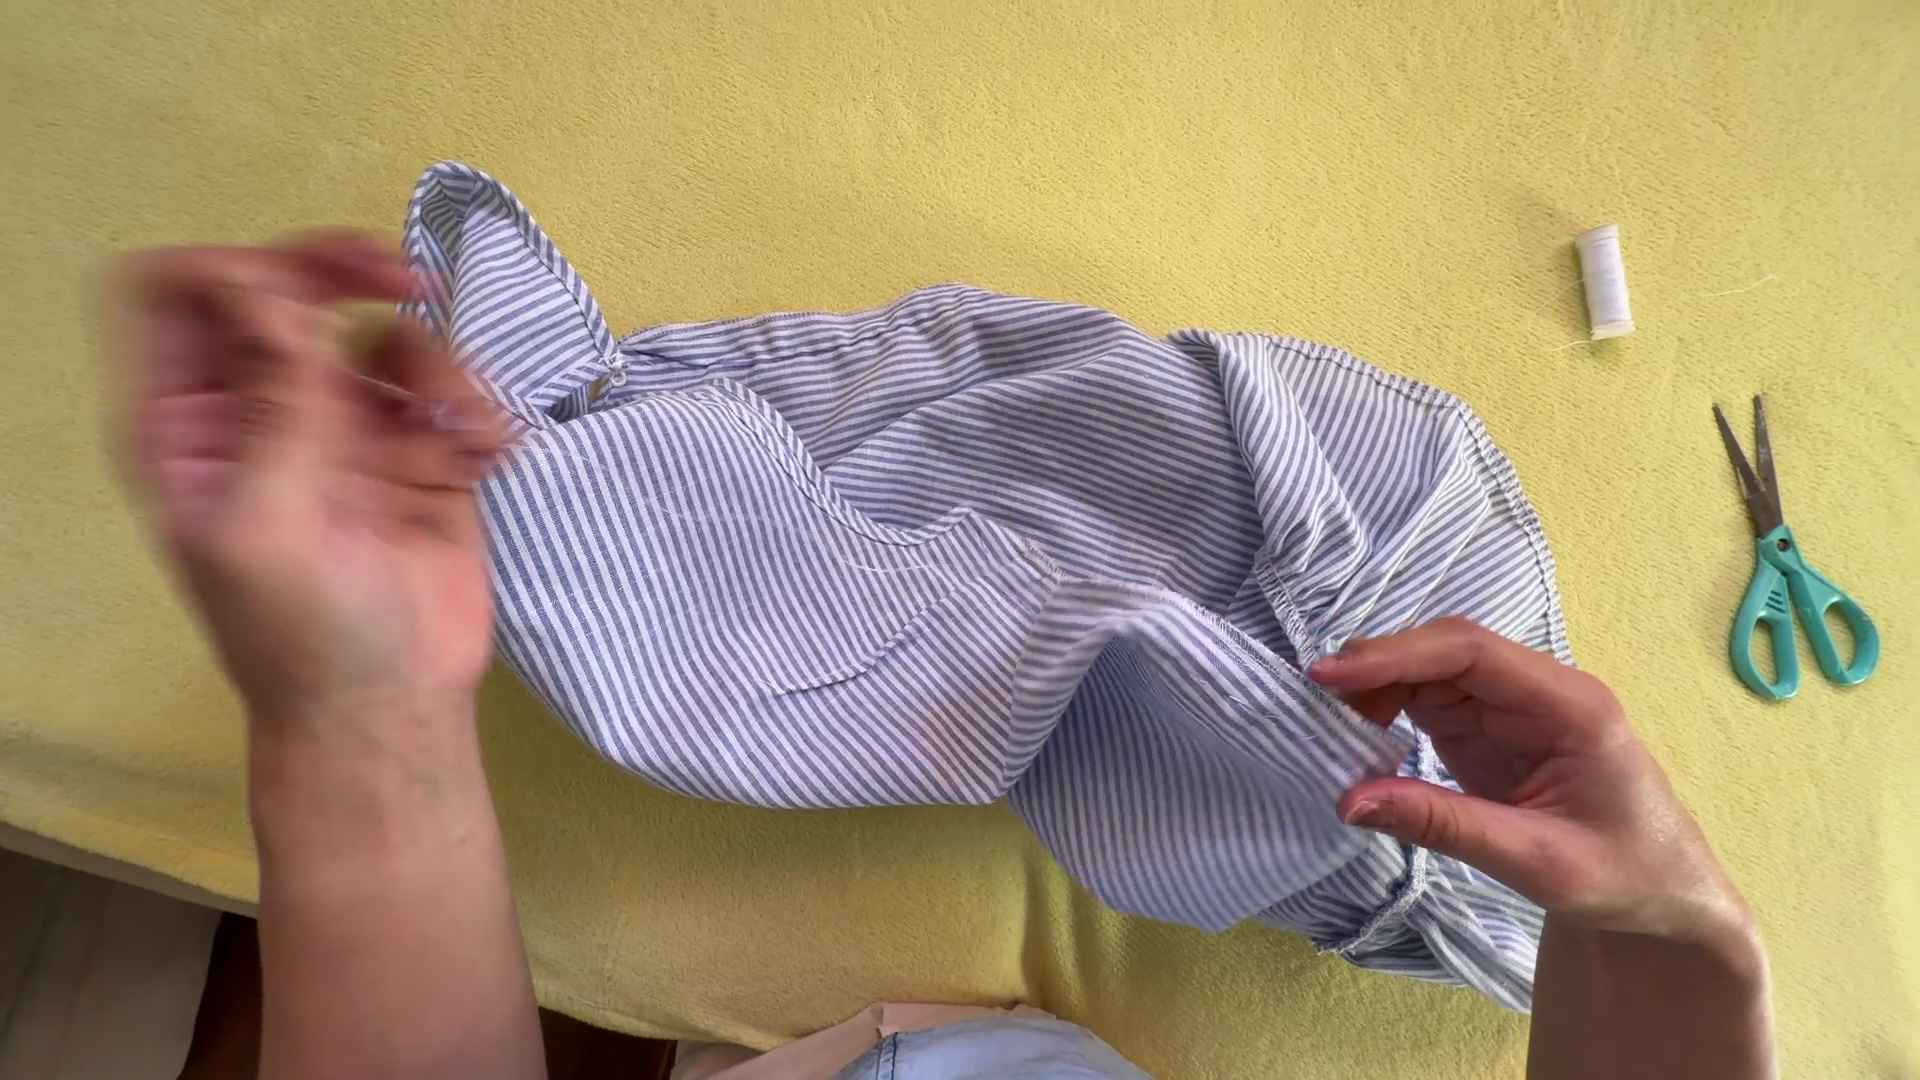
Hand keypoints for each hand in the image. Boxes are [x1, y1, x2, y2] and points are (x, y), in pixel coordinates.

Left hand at [112, 233, 505, 727]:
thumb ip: (275, 417)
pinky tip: (488, 457)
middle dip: (352, 278)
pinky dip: (480, 415)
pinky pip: (456, 401)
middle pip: (299, 296)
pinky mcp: (432, 460)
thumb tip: (286, 309)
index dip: (245, 274)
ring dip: (439, 370)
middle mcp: (277, 413)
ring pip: (394, 345)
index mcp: (197, 424)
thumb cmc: (305, 632)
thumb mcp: (265, 526)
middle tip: (417, 281)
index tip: (322, 302)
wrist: (394, 696)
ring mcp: (361, 434)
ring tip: (467, 431)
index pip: (187, 298)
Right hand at [1309, 617, 1750, 946]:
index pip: (1469, 651)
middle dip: (1375, 666)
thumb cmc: (1625, 878)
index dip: (1395, 654)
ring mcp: (1506, 703)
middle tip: (1317, 697)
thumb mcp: (1537, 863)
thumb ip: (1440, 824)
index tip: (1331, 675)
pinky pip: (1421, 695)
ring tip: (1334, 722)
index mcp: (1569, 706)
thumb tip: (1346, 801)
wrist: (1664, 898)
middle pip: (1439, 649)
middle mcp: (1534, 689)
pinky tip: (1361, 731)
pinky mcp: (1482, 722)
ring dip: (1374, 686)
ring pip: (1423, 668)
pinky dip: (1382, 706)